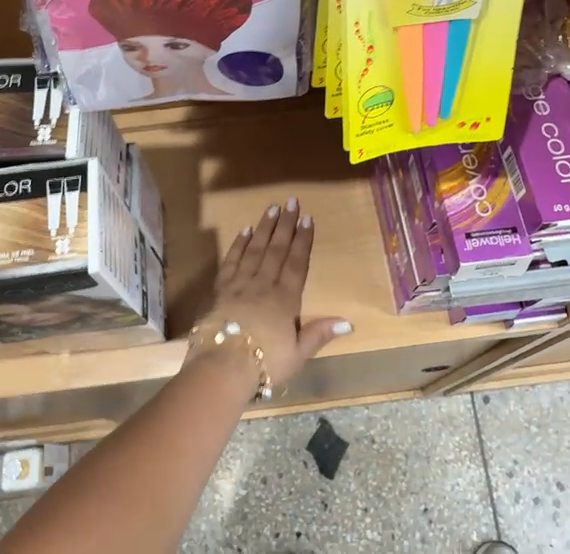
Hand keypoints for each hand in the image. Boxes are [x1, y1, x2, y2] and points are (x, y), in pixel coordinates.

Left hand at [191, 199, 351, 390]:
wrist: (222, 367)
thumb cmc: (264, 364)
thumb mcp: (297, 354)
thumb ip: (319, 334)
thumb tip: (349, 322)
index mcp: (285, 300)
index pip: (296, 263)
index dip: (303, 240)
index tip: (308, 219)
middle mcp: (263, 285)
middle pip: (276, 250)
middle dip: (286, 225)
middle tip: (291, 202)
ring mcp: (240, 284)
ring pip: (255, 249)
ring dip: (264, 228)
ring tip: (272, 208)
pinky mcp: (220, 289)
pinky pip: (231, 261)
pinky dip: (238, 244)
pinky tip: (244, 231)